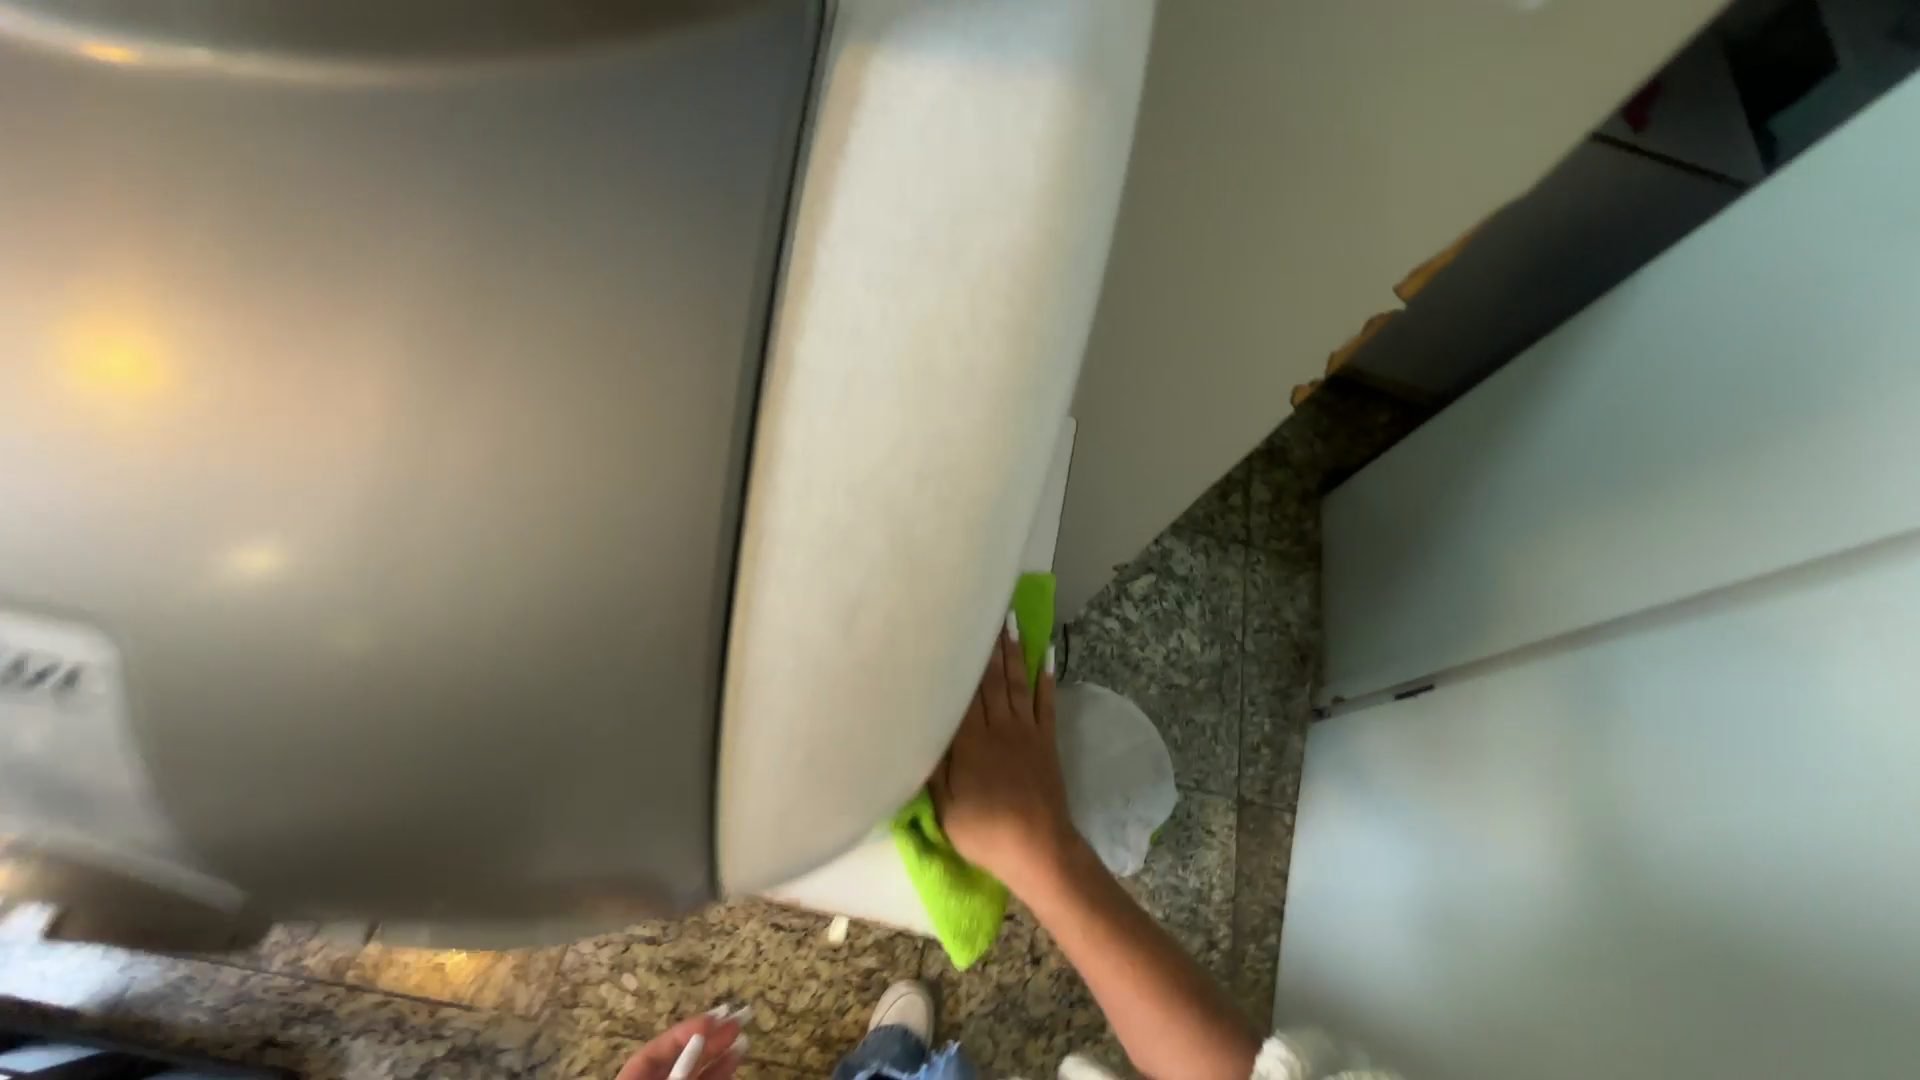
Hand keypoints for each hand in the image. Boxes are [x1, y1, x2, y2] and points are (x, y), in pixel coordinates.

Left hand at [614, 1012, 743, 1079]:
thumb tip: (703, 1031)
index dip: (683, 1032)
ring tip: (742, 1035)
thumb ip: (678, 1066)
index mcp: (633, 1077)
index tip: (712, 1018)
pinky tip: (735, 1058)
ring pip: (695, 1072)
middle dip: (709, 1037)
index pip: (655, 1049)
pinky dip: (720, 1073)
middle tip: (737, 1017)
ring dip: (720, 1053)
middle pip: (679, 1057)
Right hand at [930, 622, 1082, 892]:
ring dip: (1014, 651)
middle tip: (987, 608)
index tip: (956, 628)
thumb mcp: (944, 804)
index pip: (963, 691)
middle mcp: (998, 726)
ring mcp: (1026, 732)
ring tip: (1012, 621)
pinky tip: (1046, 657)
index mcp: (969, 740)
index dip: (960, 659)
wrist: (1038, 849)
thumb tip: (920, 726)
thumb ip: (933, 764)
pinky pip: (1046, 704)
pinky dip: (1046, 680)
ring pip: (1017, 683)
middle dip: (987, 644)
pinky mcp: (1047, 743)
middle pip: (991, 679)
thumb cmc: (984, 831)